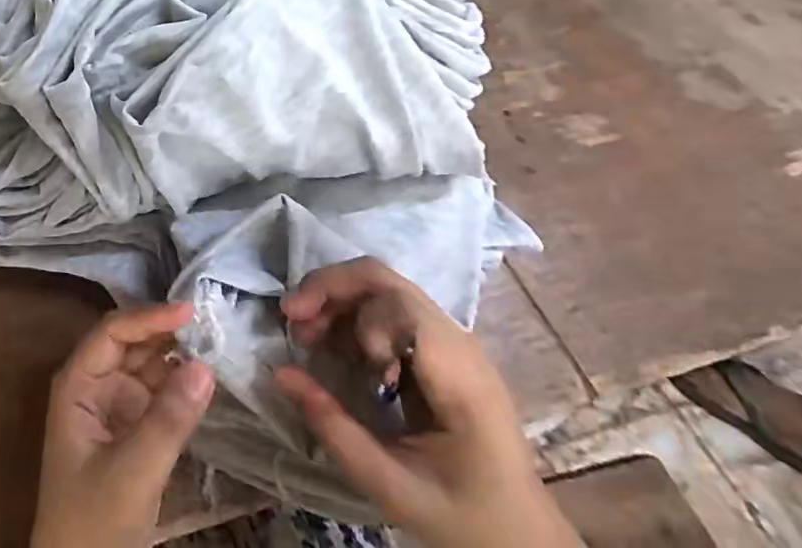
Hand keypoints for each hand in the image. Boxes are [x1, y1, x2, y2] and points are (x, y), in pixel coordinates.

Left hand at [32, 301, 216, 547]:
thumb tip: (206, 365)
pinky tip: (210, 379)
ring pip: (151, 368)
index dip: (149, 317)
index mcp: (78, 385)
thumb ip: (168, 420)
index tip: (191, 312)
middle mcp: (97, 387)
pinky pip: (162, 397)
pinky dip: (184, 386)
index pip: (113, 332)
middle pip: (134, 344)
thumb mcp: (131, 472)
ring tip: (219, 343)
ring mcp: (117, 409)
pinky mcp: (136, 433)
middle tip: (213, 323)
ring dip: (180, 356)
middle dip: (169, 332)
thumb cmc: (93, 523)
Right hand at [274, 259, 579, 547]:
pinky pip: (393, 310)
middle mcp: (458, 343)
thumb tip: (279, 371)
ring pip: (385, 288)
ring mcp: (453, 341)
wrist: (523, 538)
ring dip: (339, 300)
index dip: (345, 303)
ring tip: (306, 336)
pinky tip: (336, 347)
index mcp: (458, 377)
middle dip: (330, 290)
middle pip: (386, 281)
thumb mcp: (391, 485)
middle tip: (293, 321)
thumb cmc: (463, 517)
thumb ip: (334, 427)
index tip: (303, 334)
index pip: (398, 303)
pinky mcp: (443, 348)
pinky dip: (355, 316)